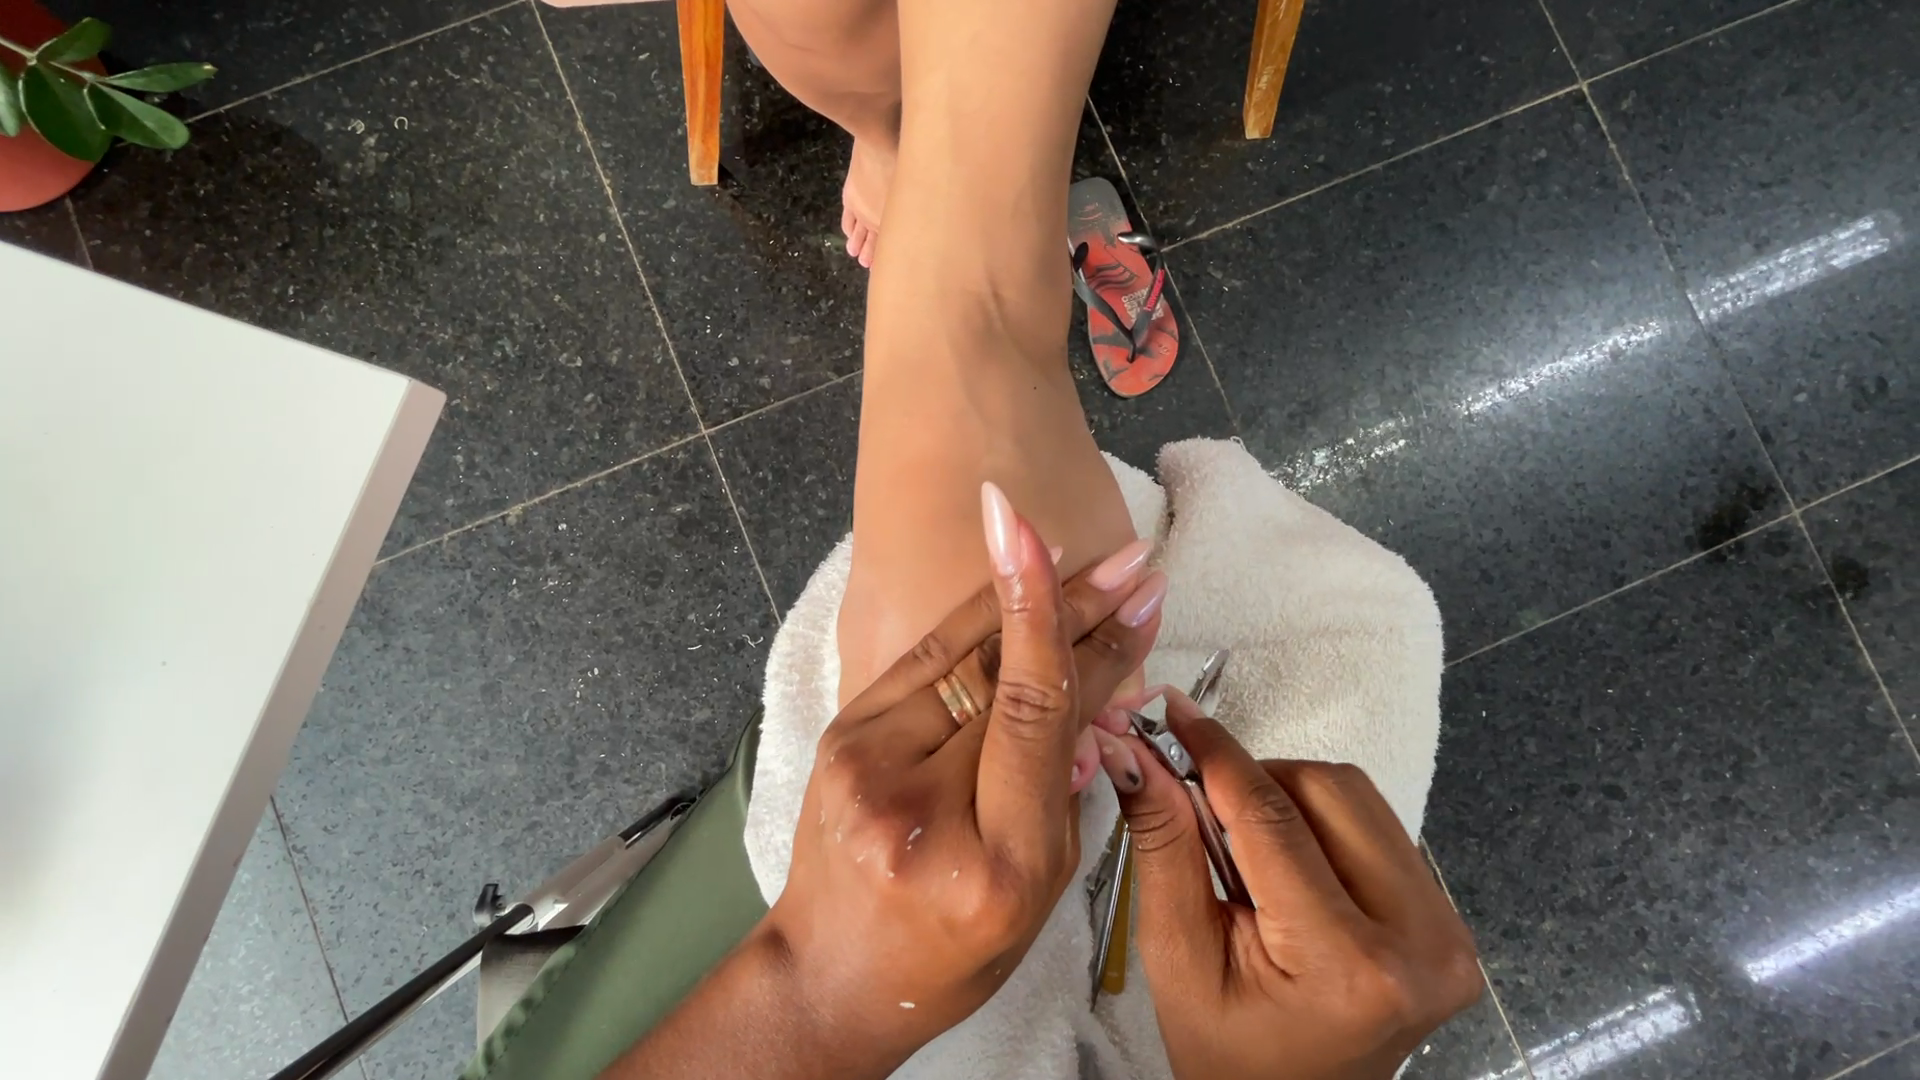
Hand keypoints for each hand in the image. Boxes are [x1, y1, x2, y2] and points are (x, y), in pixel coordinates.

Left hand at [767, 483, 1167, 1071]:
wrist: (832, 969)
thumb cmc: (956, 946)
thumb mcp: (1042, 881)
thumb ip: (1067, 778)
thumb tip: (1100, 670)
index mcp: (993, 859)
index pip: (1036, 717)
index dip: (1079, 635)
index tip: (1127, 581)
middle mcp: (917, 802)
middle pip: (1002, 674)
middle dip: (1071, 606)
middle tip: (1127, 563)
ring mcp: (863, 760)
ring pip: (959, 651)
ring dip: (1023, 597)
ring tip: (1077, 559)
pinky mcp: (840, 731)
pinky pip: (922, 659)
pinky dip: (973, 619)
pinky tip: (1008, 584)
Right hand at [1101, 691, 1482, 1079]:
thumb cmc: (1224, 1046)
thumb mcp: (1175, 951)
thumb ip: (1161, 843)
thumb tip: (1131, 749)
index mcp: (1347, 964)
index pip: (1270, 819)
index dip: (1214, 753)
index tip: (1170, 710)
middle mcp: (1423, 940)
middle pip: (1322, 790)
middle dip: (1251, 782)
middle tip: (1204, 813)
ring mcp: (1451, 931)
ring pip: (1351, 795)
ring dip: (1285, 797)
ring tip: (1248, 849)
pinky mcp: (1452, 920)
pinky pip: (1372, 822)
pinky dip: (1317, 820)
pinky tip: (1288, 864)